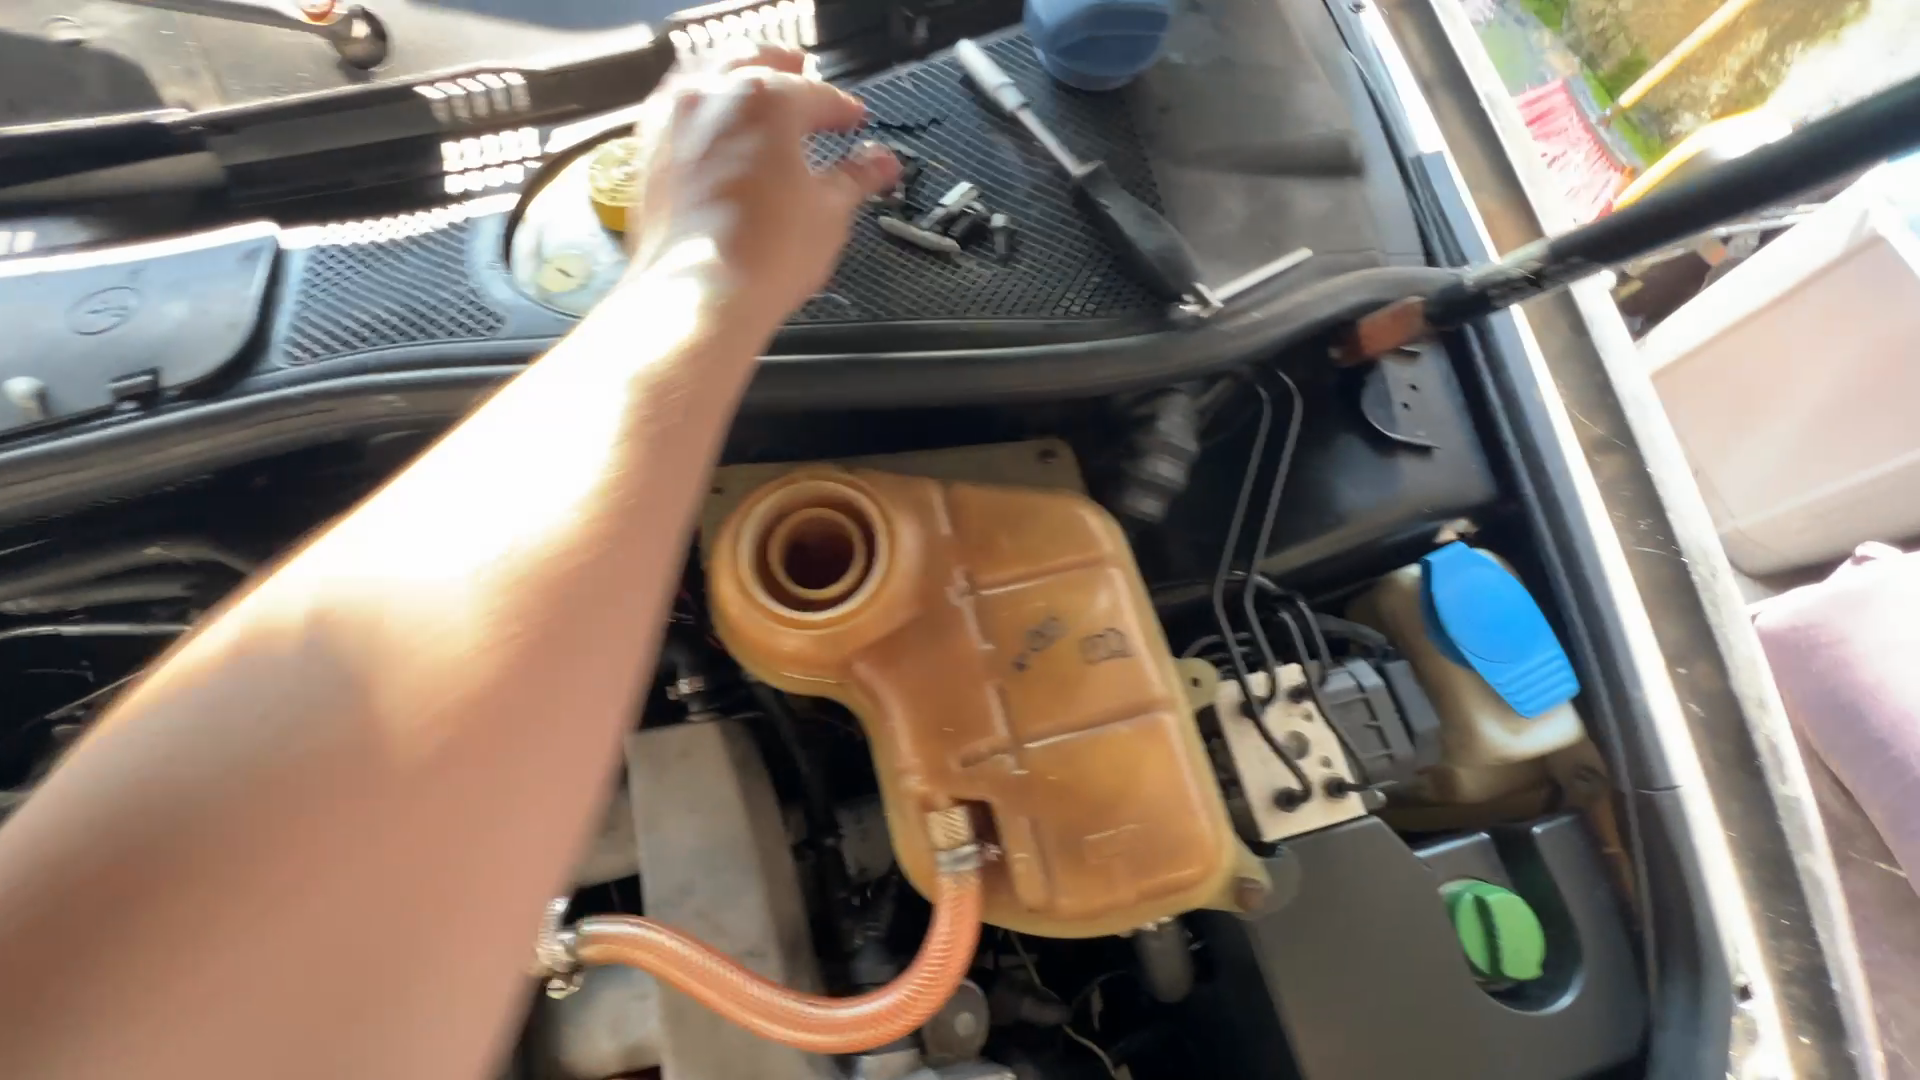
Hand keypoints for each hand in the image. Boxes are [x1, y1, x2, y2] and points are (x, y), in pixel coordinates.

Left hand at [620, 44, 900, 335]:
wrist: (701, 294)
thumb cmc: (760, 257)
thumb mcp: (830, 214)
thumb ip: (856, 178)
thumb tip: (880, 163)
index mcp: (768, 101)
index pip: (819, 95)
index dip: (844, 111)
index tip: (855, 122)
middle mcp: (716, 97)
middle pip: (759, 66)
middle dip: (789, 74)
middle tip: (808, 87)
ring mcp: (676, 120)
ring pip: (712, 79)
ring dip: (741, 82)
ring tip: (761, 101)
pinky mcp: (651, 150)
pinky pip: (680, 112)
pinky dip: (704, 113)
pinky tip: (716, 130)